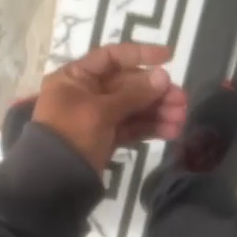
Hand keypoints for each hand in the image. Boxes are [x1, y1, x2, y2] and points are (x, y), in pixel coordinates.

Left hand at [34, 43, 187, 173]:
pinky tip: (172, 131)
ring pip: (133, 107)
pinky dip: (151, 127)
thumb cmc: (71, 134)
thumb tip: (164, 77)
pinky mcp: (106, 137)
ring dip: (158, 111)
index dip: (141, 54)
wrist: (54, 181)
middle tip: (182, 100)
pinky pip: (132, 126)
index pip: (111, 56)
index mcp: (76, 77)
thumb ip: (133, 94)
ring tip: (181, 119)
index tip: (169, 57)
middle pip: (128, 84)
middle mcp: (86, 92)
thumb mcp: (100, 111)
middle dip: (156, 92)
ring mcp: (97, 116)